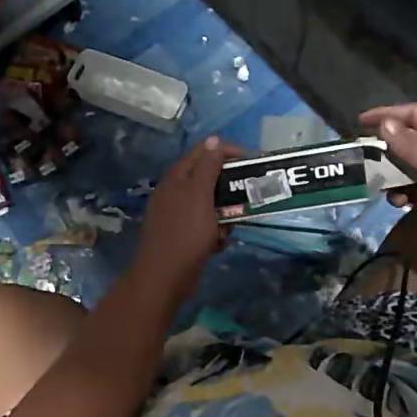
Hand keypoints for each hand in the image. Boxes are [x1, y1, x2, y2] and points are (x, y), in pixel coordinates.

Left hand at [131, 136, 236, 297]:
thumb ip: (207, 166)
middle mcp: (174, 192)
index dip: (227, 152)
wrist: (164, 277)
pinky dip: (215, 232)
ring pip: (210, 204)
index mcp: (176, 178)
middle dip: (229, 189)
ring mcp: (177, 214)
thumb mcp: (199, 195)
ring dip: (225, 214)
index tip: (252, 161)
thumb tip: (214, 138)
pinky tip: (218, 244)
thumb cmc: (185, 233)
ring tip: (230, 227)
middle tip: (248, 197)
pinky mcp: (183, 235)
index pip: (203, 152)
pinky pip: (206, 225)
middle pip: (208, 179)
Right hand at [360, 103, 416, 264]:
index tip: (360, 122)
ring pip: (406, 166)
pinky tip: (398, 203)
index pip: (416, 115)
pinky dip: (399, 192)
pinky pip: (410, 187)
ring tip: (379, 183)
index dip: (389, 114)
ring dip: (390, 173)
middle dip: (386, 146)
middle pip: (409, 140)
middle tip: (363, 156)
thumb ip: (409, 146)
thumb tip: (385, 123)